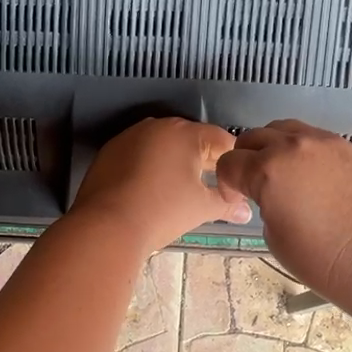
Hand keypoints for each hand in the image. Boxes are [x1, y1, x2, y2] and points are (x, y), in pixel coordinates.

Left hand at [71, 117, 251, 254]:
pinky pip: (140, 152)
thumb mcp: (201, 208)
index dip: (233, 159)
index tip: (237, 180)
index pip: (221, 139)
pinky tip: (153, 187)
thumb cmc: (161, 211)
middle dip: (205, 160)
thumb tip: (245, 211)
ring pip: (164, 144)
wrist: (106, 226)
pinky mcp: (110, 150)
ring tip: (183, 188)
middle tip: (215, 186)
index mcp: (185, 132)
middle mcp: (158, 125)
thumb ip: (227, 204)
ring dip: (176, 161)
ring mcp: (131, 135)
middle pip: (192, 138)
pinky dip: (150, 165)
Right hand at [215, 120, 351, 318]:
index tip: (237, 200)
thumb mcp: (276, 240)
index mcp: (268, 170)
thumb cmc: (326, 264)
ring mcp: (324, 142)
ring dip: (274, 147)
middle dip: (246, 159)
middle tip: (255, 185)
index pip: (229, 163)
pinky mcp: (349, 146)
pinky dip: (303, 150)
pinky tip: (314, 177)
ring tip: (284, 175)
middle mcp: (293, 145)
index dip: (227, 183)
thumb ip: (264, 205)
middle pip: (253, 137)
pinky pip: (314, 138)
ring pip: (284, 129)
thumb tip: (269, 196)